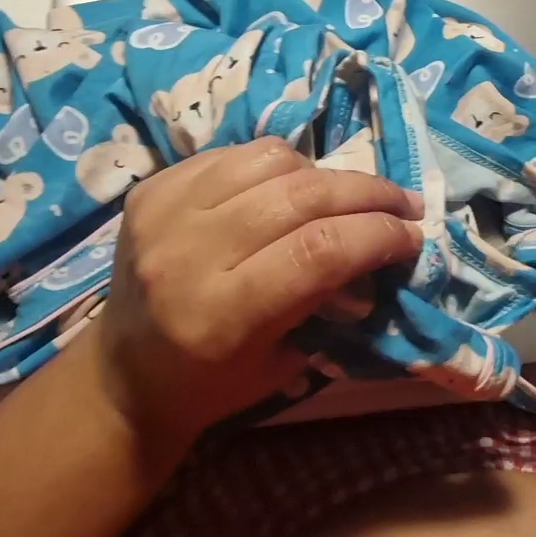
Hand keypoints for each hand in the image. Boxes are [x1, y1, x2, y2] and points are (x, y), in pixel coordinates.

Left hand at [98, 138, 424, 439]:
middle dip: (368, 194)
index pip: (318, 251)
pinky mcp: (152, 187)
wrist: (122, 374)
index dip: (378, 234)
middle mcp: (186, 254)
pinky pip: (238, 153)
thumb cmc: (212, 382)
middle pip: (301, 197)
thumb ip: (334, 301)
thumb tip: (386, 247)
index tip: (413, 235)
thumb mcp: (284, 362)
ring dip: (324, 174)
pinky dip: (280, 166)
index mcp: (219, 316)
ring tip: (345, 197)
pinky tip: (294, 188)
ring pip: (272, 161)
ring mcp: (163, 212)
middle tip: (403, 203)